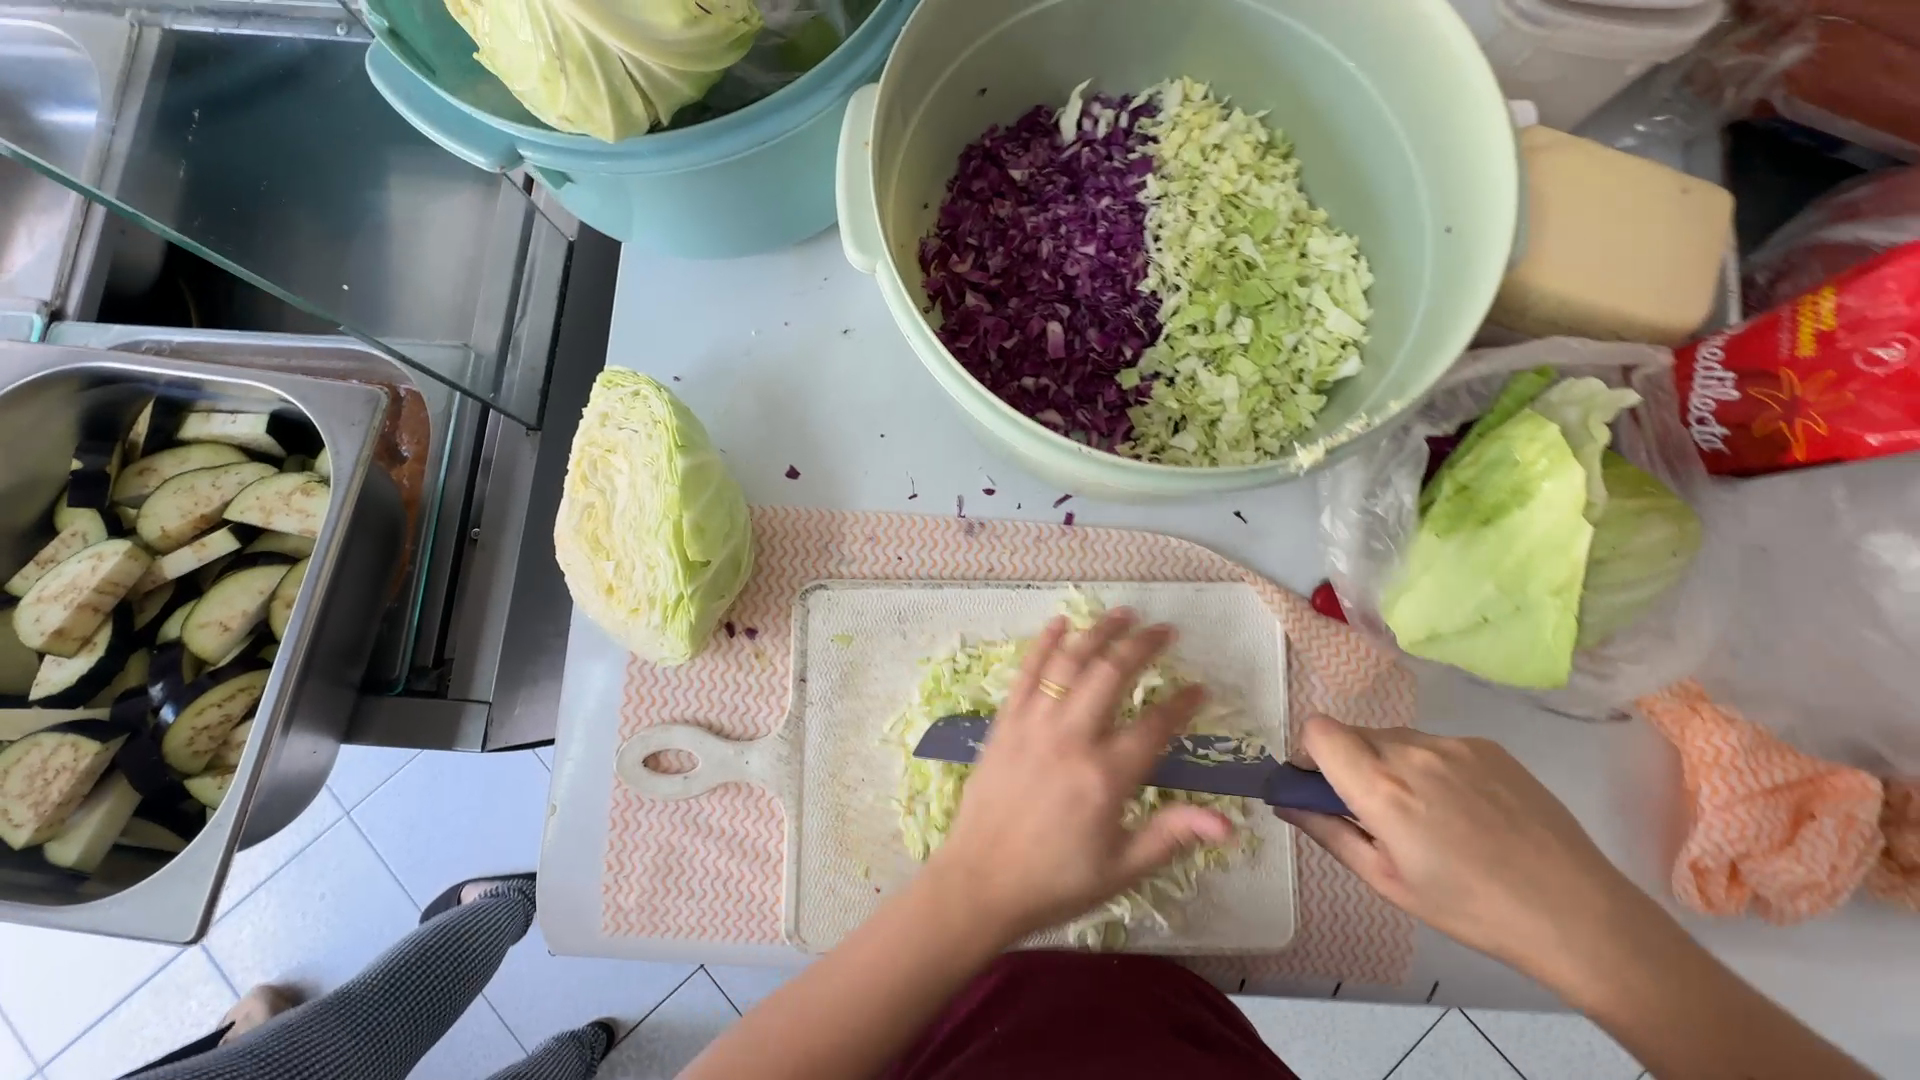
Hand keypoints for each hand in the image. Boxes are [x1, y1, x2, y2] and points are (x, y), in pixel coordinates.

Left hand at [925, 609, 1235, 939]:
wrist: (978, 885)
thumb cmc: (1054, 882)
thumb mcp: (1121, 869)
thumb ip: (1172, 836)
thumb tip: (1229, 823)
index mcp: (1106, 776)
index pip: (1156, 724)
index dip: (1183, 703)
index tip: (1199, 690)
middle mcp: (1070, 739)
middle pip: (1113, 674)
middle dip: (1144, 646)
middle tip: (1166, 631)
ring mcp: (1032, 726)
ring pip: (1069, 663)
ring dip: (1099, 632)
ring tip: (1124, 613)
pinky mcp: (1003, 725)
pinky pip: (1025, 674)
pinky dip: (1043, 644)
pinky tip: (1061, 622)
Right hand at [1280, 715, 1656, 985]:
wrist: (1577, 913)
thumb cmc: (1470, 908)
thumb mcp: (1386, 880)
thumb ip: (1328, 832)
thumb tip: (1285, 802)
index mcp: (1381, 787)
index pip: (1317, 730)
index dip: (1308, 754)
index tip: (1319, 787)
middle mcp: (1412, 751)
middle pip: (1353, 734)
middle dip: (1347, 764)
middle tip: (1373, 813)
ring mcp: (1454, 744)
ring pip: (1394, 738)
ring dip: (1389, 764)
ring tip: (1428, 816)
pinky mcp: (1488, 746)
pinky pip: (1435, 745)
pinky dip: (1430, 767)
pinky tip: (1464, 810)